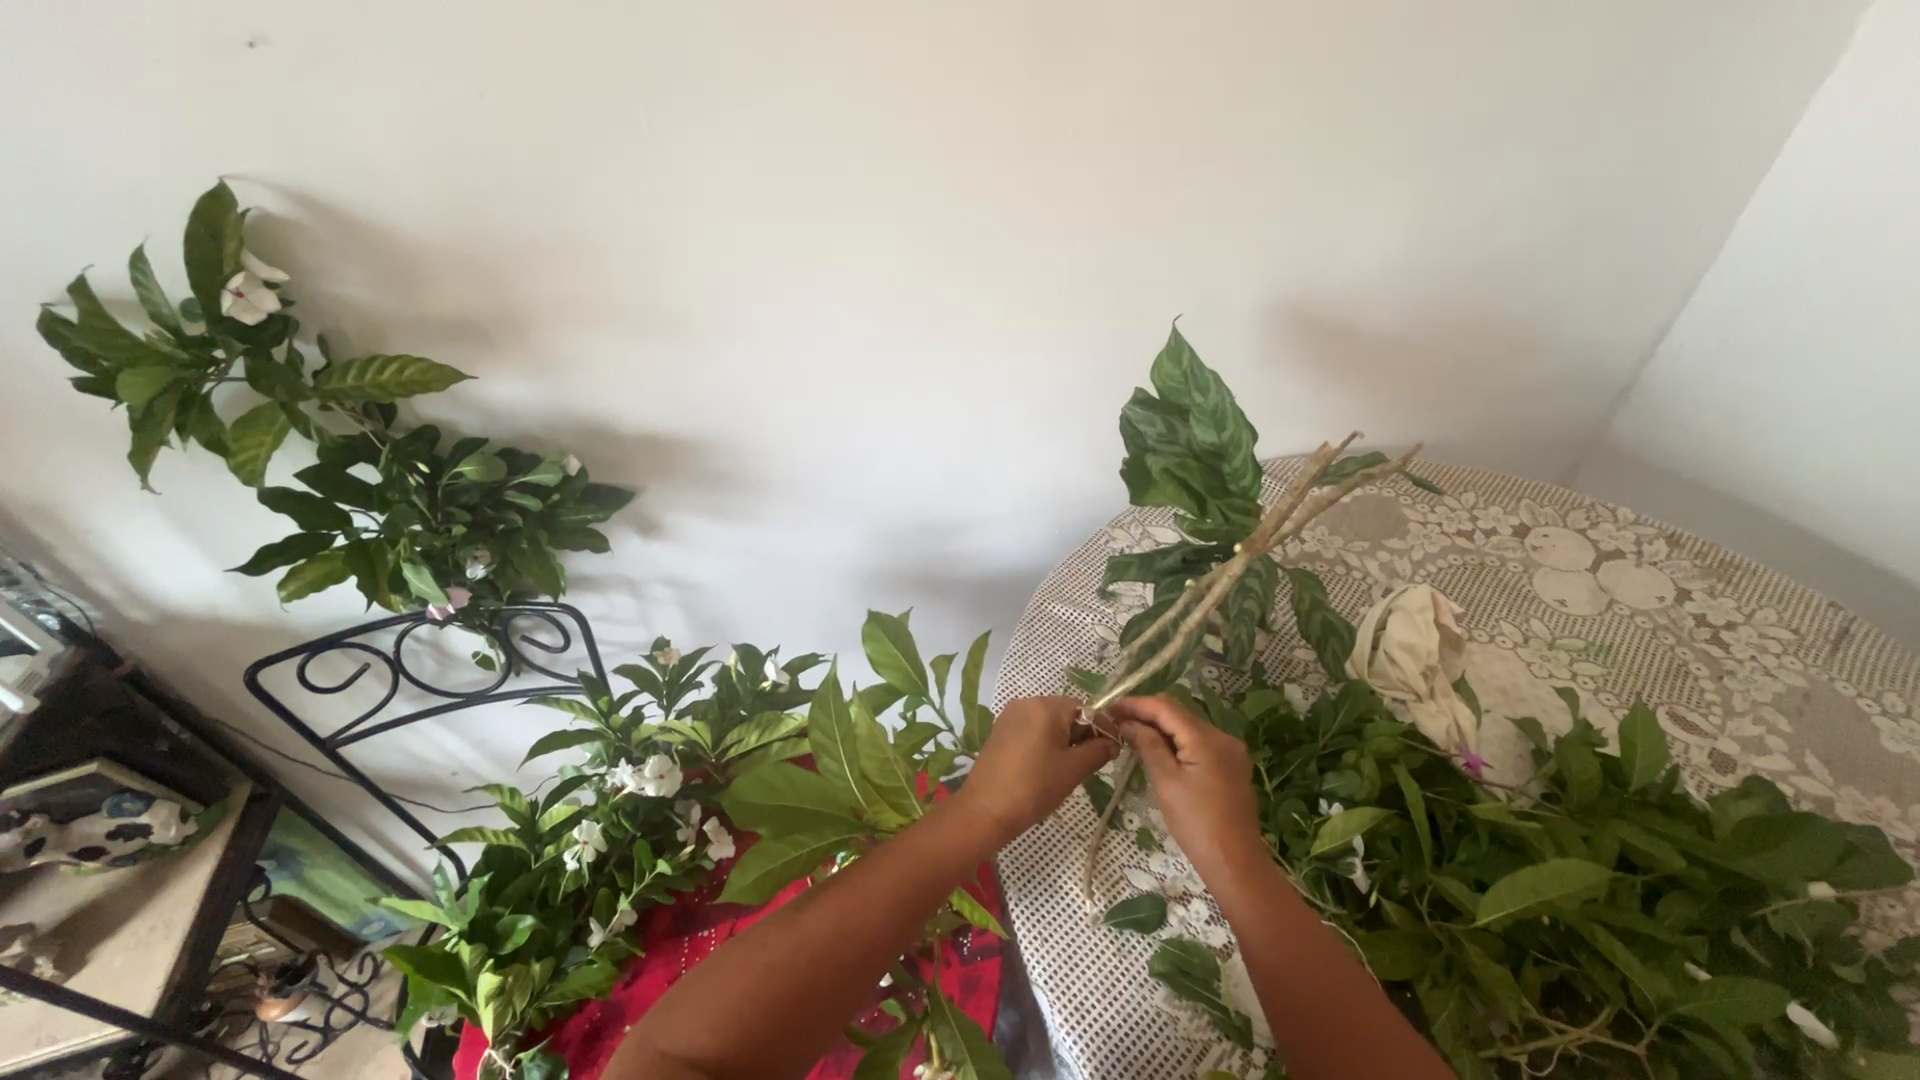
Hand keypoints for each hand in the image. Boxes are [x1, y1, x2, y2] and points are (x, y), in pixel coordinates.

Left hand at [956, 696, 1119, 843]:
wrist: (985, 810)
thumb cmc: (1034, 787)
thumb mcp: (1073, 769)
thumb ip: (1098, 751)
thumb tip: (1112, 742)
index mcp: (1046, 706)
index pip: (1086, 710)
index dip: (1102, 729)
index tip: (1115, 751)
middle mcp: (1026, 703)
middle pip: (1066, 714)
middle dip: (1082, 735)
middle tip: (1092, 763)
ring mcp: (1010, 717)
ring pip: (1048, 723)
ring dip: (1064, 741)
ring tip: (1069, 769)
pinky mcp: (999, 732)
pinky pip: (1031, 731)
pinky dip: (1044, 744)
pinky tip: (1046, 767)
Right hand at [1111, 696, 1263, 874]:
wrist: (1234, 862)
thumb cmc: (1196, 823)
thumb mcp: (1166, 781)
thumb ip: (1148, 745)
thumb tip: (1128, 723)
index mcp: (1207, 738)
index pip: (1166, 707)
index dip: (1136, 704)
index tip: (1110, 709)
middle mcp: (1223, 737)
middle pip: (1179, 714)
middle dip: (1147, 715)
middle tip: (1116, 723)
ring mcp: (1230, 752)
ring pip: (1188, 729)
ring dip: (1160, 729)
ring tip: (1131, 736)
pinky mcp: (1231, 767)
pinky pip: (1199, 744)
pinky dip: (1176, 743)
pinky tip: (1158, 751)